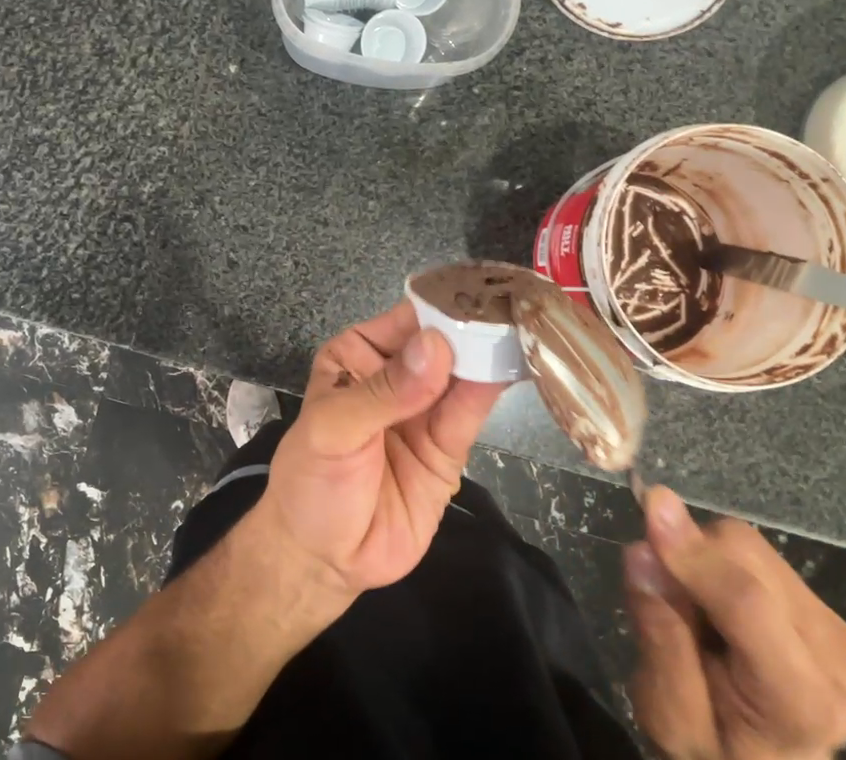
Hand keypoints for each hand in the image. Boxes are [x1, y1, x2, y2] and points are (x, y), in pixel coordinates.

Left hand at [255, 301, 507, 596]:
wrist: (322, 558)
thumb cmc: (311, 482)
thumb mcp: (333, 429)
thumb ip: (384, 392)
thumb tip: (437, 348)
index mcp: (359, 356)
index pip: (407, 318)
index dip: (443, 303)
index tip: (486, 287)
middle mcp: (396, 375)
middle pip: (444, 341)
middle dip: (478, 324)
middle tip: (525, 304)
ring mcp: (425, 411)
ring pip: (465, 373)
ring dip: (494, 354)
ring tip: (535, 330)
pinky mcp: (449, 448)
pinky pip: (474, 412)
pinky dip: (497, 389)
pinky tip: (522, 367)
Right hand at [626, 487, 845, 759]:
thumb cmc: (707, 748)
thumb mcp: (666, 713)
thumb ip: (660, 636)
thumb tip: (641, 550)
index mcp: (800, 699)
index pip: (747, 603)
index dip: (696, 552)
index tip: (649, 503)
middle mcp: (835, 656)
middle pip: (749, 560)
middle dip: (691, 556)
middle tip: (663, 596)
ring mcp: (838, 630)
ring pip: (752, 548)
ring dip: (704, 560)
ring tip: (694, 613)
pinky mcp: (829, 613)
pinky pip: (758, 555)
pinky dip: (720, 567)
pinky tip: (718, 611)